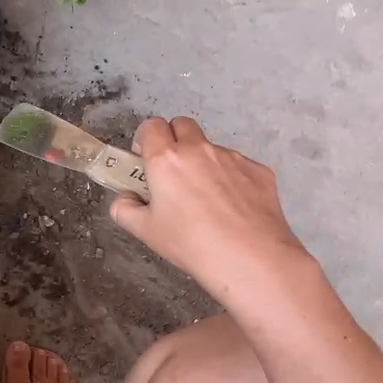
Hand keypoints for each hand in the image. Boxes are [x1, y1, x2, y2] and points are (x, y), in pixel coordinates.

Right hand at [109, 118, 313, 303]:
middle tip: (172, 172)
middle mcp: (199, 150)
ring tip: (205, 199)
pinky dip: (230, 179)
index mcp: (166, 160)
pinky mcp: (258, 170)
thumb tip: (125, 200)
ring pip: (211, 148)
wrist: (249, 257)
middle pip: (182, 125)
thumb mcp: (145, 231)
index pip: (151, 126)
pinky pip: (237, 165)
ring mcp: (232, 157)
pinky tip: (231, 208)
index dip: (146, 139)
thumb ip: (124, 209)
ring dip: (203, 162)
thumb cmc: (192, 243)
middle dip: (174, 140)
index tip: (145, 160)